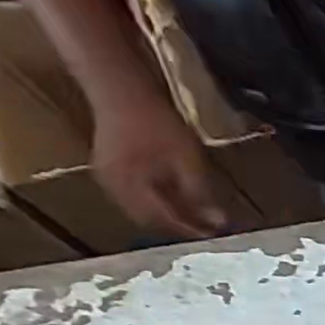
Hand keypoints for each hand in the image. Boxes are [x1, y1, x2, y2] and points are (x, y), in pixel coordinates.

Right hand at [91, 94, 231, 239]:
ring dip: (167, 217)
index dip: (191, 229)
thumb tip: (218, 221)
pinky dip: (156, 204)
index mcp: (130, 185)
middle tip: (207, 228)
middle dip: (179, 226)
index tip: (216, 234)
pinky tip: (175, 201)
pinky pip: (133, 197)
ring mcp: (106, 178)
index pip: (164, 220)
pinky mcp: (108, 170)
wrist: (122, 91)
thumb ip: (201, 193)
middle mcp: (112, 187)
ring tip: (195, 218)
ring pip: (140, 211)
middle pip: (149, 220)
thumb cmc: (157, 123)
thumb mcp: (188, 160)